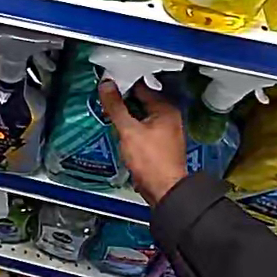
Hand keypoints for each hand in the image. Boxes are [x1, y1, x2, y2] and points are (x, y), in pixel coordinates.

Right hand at [99, 79, 187, 204]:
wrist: (164, 190)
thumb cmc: (152, 162)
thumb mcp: (128, 130)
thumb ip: (116, 107)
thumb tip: (107, 87)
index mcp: (166, 109)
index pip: (141, 87)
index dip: (123, 85)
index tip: (108, 86)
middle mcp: (169, 118)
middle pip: (142, 101)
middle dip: (124, 101)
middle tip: (106, 101)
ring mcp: (166, 131)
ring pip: (142, 115)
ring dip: (127, 115)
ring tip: (110, 114)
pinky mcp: (160, 144)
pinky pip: (144, 128)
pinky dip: (132, 127)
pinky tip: (120, 131)